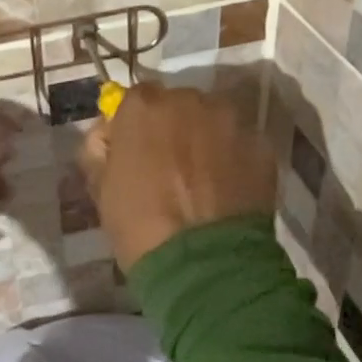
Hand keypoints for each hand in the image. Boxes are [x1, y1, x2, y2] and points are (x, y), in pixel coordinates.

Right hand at [80, 84, 275, 271]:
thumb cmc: (139, 224)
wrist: (204, 263)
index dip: (135, 124)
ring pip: (214, 120)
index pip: (136, 99)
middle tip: (170, 165)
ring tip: (203, 178)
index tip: (135, 149)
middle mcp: (189, 100)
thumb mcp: (99, 187)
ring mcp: (231, 121)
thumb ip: (99, 149)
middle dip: (174, 127)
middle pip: (178, 104)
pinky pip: (241, 144)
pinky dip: (234, 159)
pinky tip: (227, 190)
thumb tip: (107, 135)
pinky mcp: (262, 146)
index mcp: (143, 106)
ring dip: (206, 139)